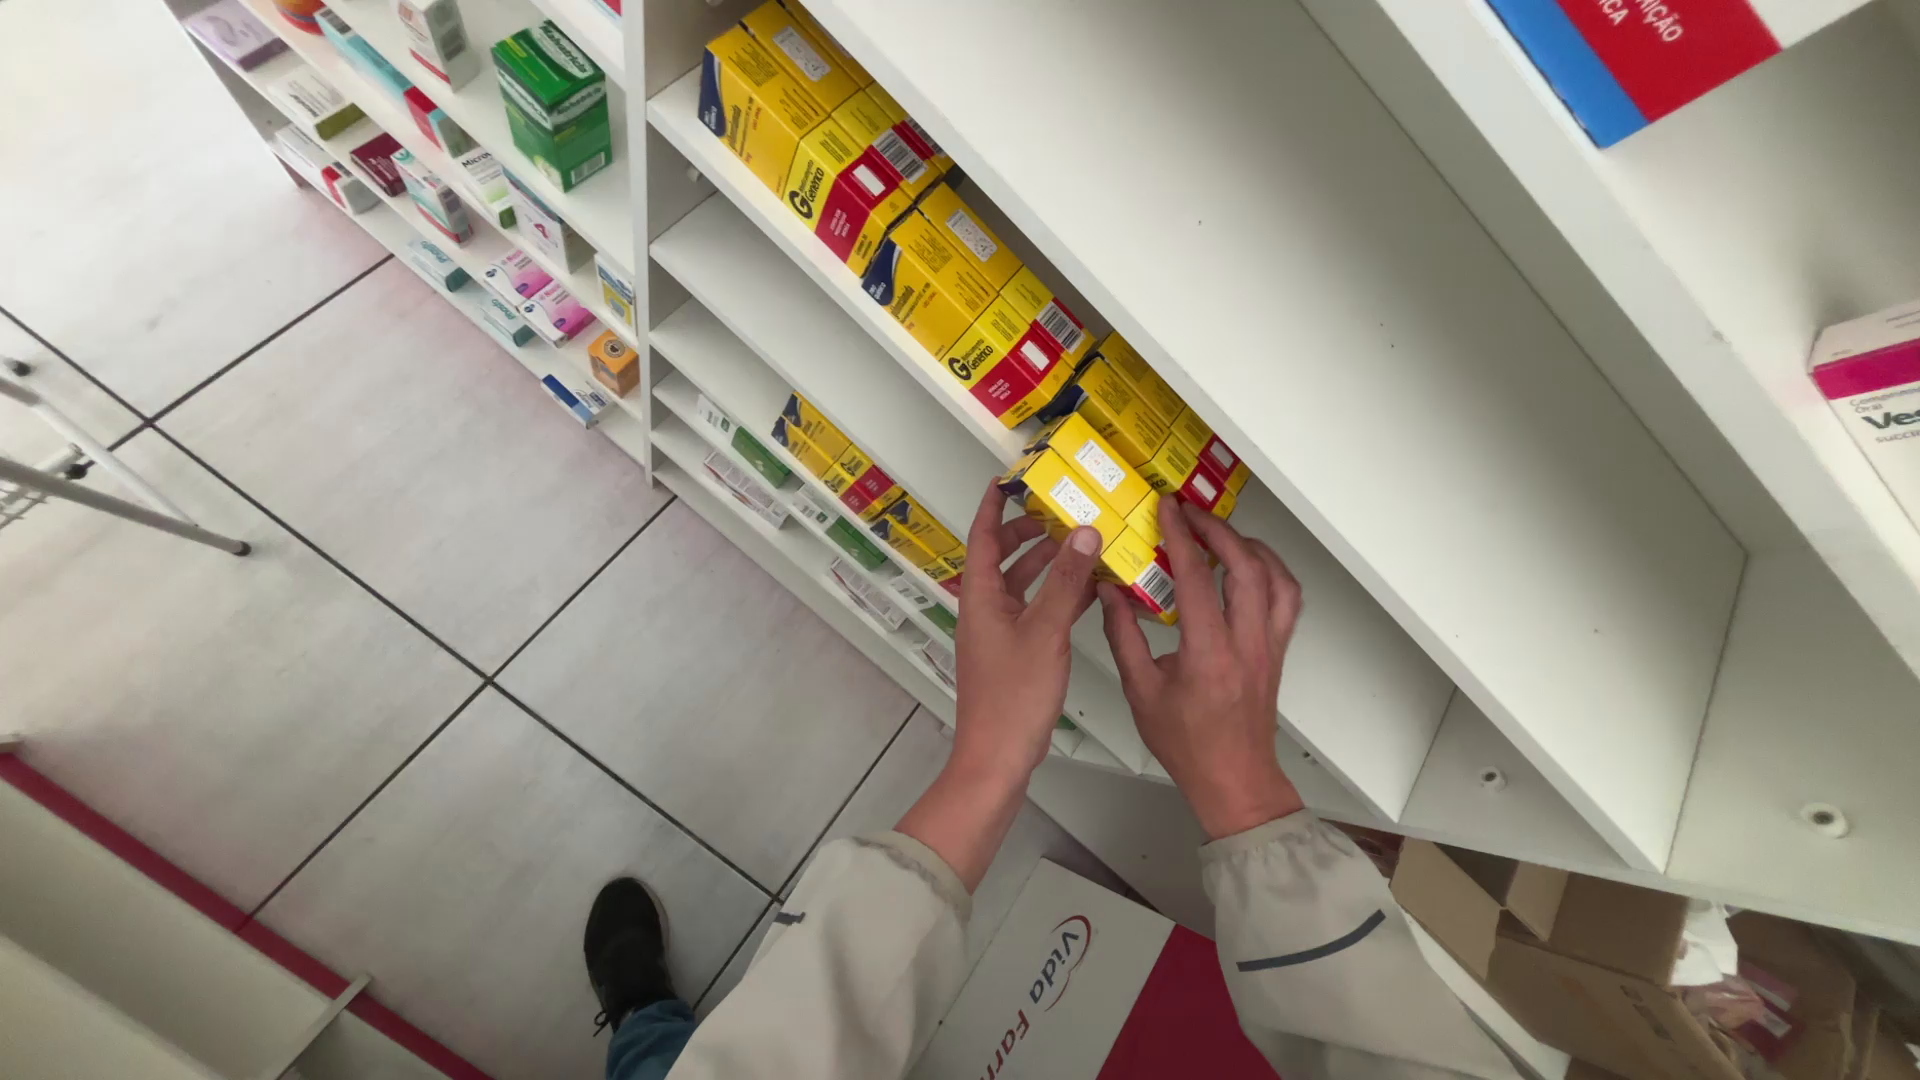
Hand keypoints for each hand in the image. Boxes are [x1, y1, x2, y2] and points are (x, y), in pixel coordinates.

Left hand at [951, 482, 1102, 786]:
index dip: (994, 508)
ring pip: (1020, 586)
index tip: (1007, 481)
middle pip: (1002, 559)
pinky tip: (1086, 594)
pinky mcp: (1013, 653)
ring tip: (1079, 547)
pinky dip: (1055, 598)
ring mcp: (997, 633)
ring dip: (1046, 566)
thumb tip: (1084, 532)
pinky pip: (1033, 612)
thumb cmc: (1014, 694)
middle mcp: (984, 609)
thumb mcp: (1046, 631)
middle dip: (1028, 535)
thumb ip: (1066, 582)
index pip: (983, 538)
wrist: (998, 755)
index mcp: (981, 597)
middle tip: (1058, 515)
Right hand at [1100, 497, 1304, 838]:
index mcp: (1208, 654)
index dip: (1181, 537)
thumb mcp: (1140, 690)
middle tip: (1191, 512)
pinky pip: (1287, 599)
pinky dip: (1271, 571)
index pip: (1197, 579)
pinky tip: (1249, 565)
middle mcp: (1247, 643)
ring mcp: (1270, 646)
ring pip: (1276, 578)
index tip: (1169, 509)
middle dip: (1218, 530)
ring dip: (1248, 546)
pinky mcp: (1279, 650)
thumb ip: (1123, 635)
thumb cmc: (1185, 742)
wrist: (1234, 778)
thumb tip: (1109, 590)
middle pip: (1246, 567)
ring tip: (1220, 532)